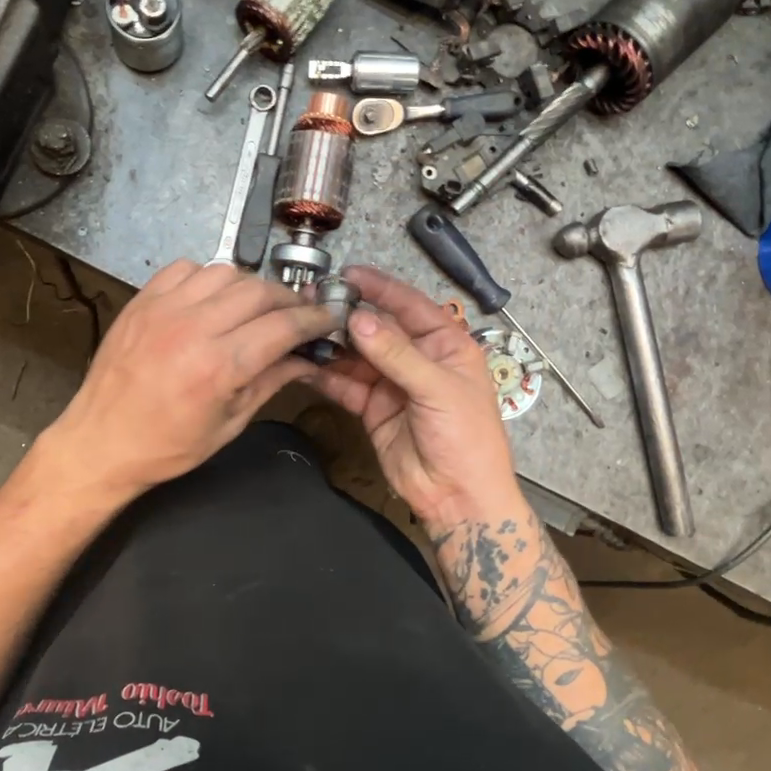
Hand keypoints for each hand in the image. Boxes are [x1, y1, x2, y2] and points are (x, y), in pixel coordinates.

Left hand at [37, 260, 340, 496]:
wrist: (101, 442)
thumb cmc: (165, 446)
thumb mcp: (229, 424)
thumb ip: (270, 383)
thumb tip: (305, 360)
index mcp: (219, 367)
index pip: (283, 326)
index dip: (314, 320)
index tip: (327, 320)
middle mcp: (193, 328)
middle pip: (259, 291)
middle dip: (288, 300)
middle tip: (297, 315)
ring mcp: (164, 309)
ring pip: (226, 272)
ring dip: (251, 287)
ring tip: (257, 308)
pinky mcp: (142, 301)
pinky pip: (186, 268)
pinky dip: (209, 278)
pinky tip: (213, 300)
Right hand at [304, 266, 524, 532]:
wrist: (458, 496)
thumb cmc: (467, 437)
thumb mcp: (437, 389)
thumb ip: (397, 354)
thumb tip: (358, 320)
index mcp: (446, 345)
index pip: (409, 305)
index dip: (380, 288)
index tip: (348, 274)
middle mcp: (417, 359)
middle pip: (377, 329)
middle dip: (348, 316)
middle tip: (313, 303)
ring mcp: (393, 384)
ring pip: (357, 356)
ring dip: (332, 345)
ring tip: (302, 331)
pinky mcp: (372, 409)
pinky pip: (346, 386)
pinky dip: (326, 376)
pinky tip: (305, 364)